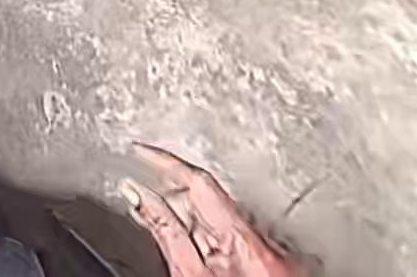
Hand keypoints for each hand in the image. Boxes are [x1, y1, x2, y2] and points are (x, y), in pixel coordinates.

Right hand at [122, 143, 300, 276]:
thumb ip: (164, 229)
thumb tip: (136, 191)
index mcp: (244, 240)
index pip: (198, 180)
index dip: (164, 161)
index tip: (139, 151)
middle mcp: (268, 245)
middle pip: (212, 200)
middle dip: (176, 196)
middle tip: (145, 198)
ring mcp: (278, 261)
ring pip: (224, 221)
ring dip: (194, 220)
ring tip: (174, 235)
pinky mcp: (280, 273)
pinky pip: (239, 241)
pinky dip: (213, 240)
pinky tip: (201, 254)